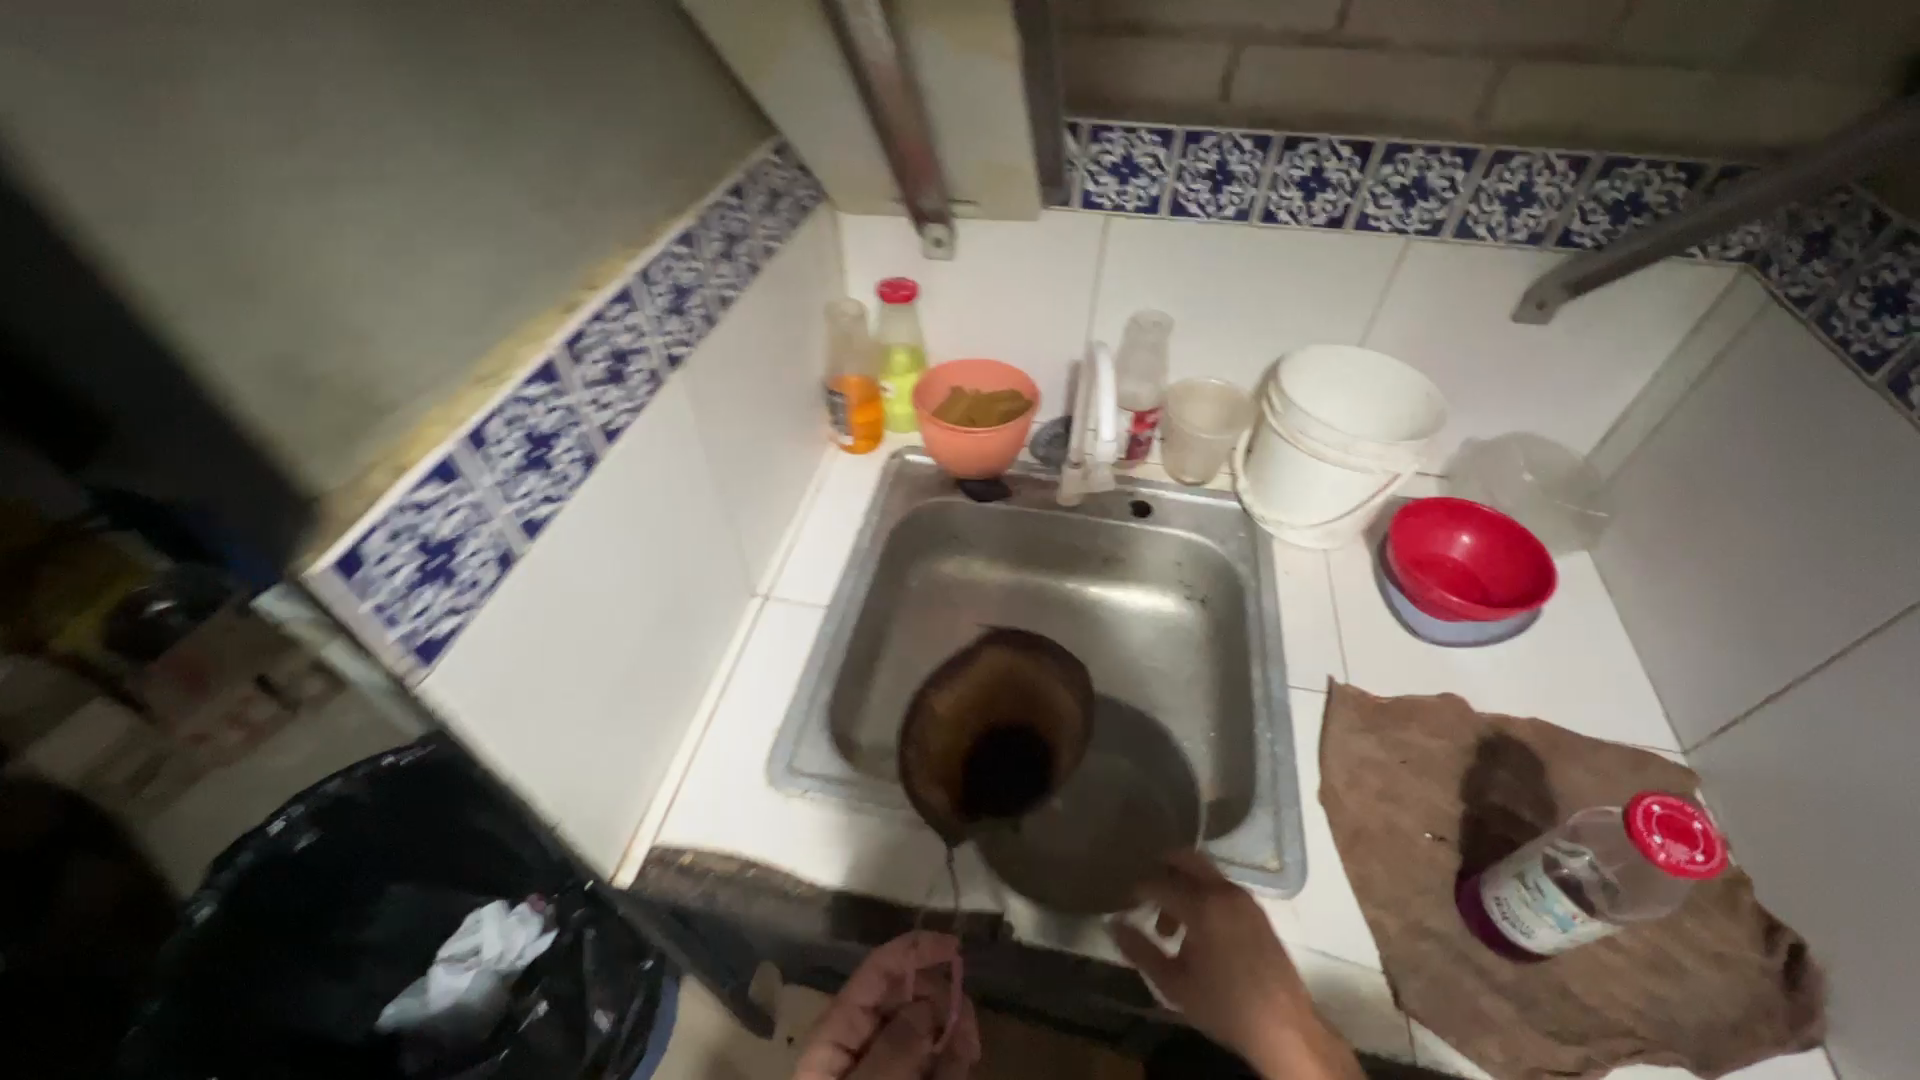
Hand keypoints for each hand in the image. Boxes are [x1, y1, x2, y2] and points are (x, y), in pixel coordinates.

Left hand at [793, 931, 980, 1079]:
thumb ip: (897, 1045)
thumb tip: (930, 1000)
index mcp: (838, 1036)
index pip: (876, 974)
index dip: (914, 950)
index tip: (956, 946)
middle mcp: (863, 1047)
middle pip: (908, 1000)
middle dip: (941, 1002)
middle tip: (966, 1029)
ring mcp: (889, 1074)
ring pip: (928, 1033)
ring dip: (953, 1037)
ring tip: (963, 1059)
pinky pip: (938, 1068)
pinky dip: (953, 1065)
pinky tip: (961, 1069)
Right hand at [1109, 852, 1363, 1079]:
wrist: (1284, 1027)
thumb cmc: (1224, 1007)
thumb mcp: (1174, 985)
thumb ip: (1140, 951)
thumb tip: (1113, 924)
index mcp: (1202, 906)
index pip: (1157, 882)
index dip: (1137, 890)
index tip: (1126, 903)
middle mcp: (1224, 891)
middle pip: (1185, 858)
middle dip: (1161, 869)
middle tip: (1146, 894)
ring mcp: (1245, 898)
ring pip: (1205, 872)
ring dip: (1183, 884)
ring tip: (1171, 925)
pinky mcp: (1258, 910)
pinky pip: (1222, 887)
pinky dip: (1203, 893)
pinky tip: (1199, 928)